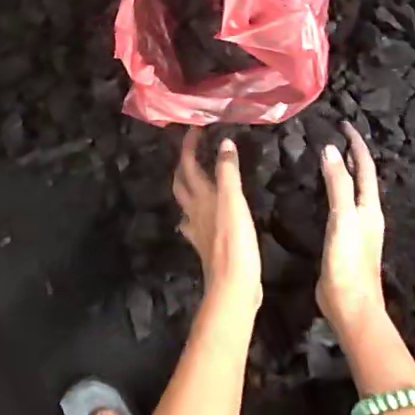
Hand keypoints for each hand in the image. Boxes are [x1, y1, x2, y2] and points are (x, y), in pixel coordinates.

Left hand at [173, 127, 261, 318]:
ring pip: (186, 202)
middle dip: (183, 165)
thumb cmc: (233, 241)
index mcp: (199, 196)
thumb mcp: (233, 201)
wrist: (232, 286)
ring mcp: (197, 229)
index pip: (188, 164)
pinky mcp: (206, 246)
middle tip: (192, 152)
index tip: (195, 129)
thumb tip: (224, 143)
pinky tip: (200, 217)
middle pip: (181, 183)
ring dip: (188, 187)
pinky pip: (194, 223)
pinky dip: (195, 214)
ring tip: (197, 179)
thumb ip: (227, 172)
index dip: (189, 146)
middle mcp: (193, 210)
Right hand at [316, 121, 385, 331]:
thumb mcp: (342, 217)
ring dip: (342, 169)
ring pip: (350, 189)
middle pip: (360, 176)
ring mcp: (355, 227)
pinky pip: (338, 202)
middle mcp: (366, 214)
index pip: (365, 167)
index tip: (342, 122)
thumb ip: (337, 184)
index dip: (356, 143)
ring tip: (323, 154)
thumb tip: (331, 149)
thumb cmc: (349, 261)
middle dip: (350, 153)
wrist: (351, 307)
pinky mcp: (343, 238)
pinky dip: (331, 187)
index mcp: (369, 207)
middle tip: (331, 133)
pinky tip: (317, 190)